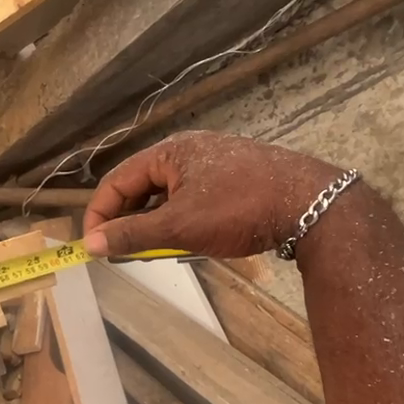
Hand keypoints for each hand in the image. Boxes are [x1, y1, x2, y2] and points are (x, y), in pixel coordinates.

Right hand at [81, 131, 345, 258]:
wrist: (313, 205)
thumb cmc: (239, 210)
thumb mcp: (179, 227)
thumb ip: (132, 235)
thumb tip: (90, 244)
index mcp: (169, 153)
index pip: (116, 181)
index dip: (99, 214)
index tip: (94, 246)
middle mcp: (187, 151)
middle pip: (139, 186)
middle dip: (127, 220)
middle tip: (121, 252)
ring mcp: (212, 163)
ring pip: (165, 195)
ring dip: (153, 223)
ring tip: (152, 251)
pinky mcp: (232, 178)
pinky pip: (190, 198)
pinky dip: (178, 220)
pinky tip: (184, 241)